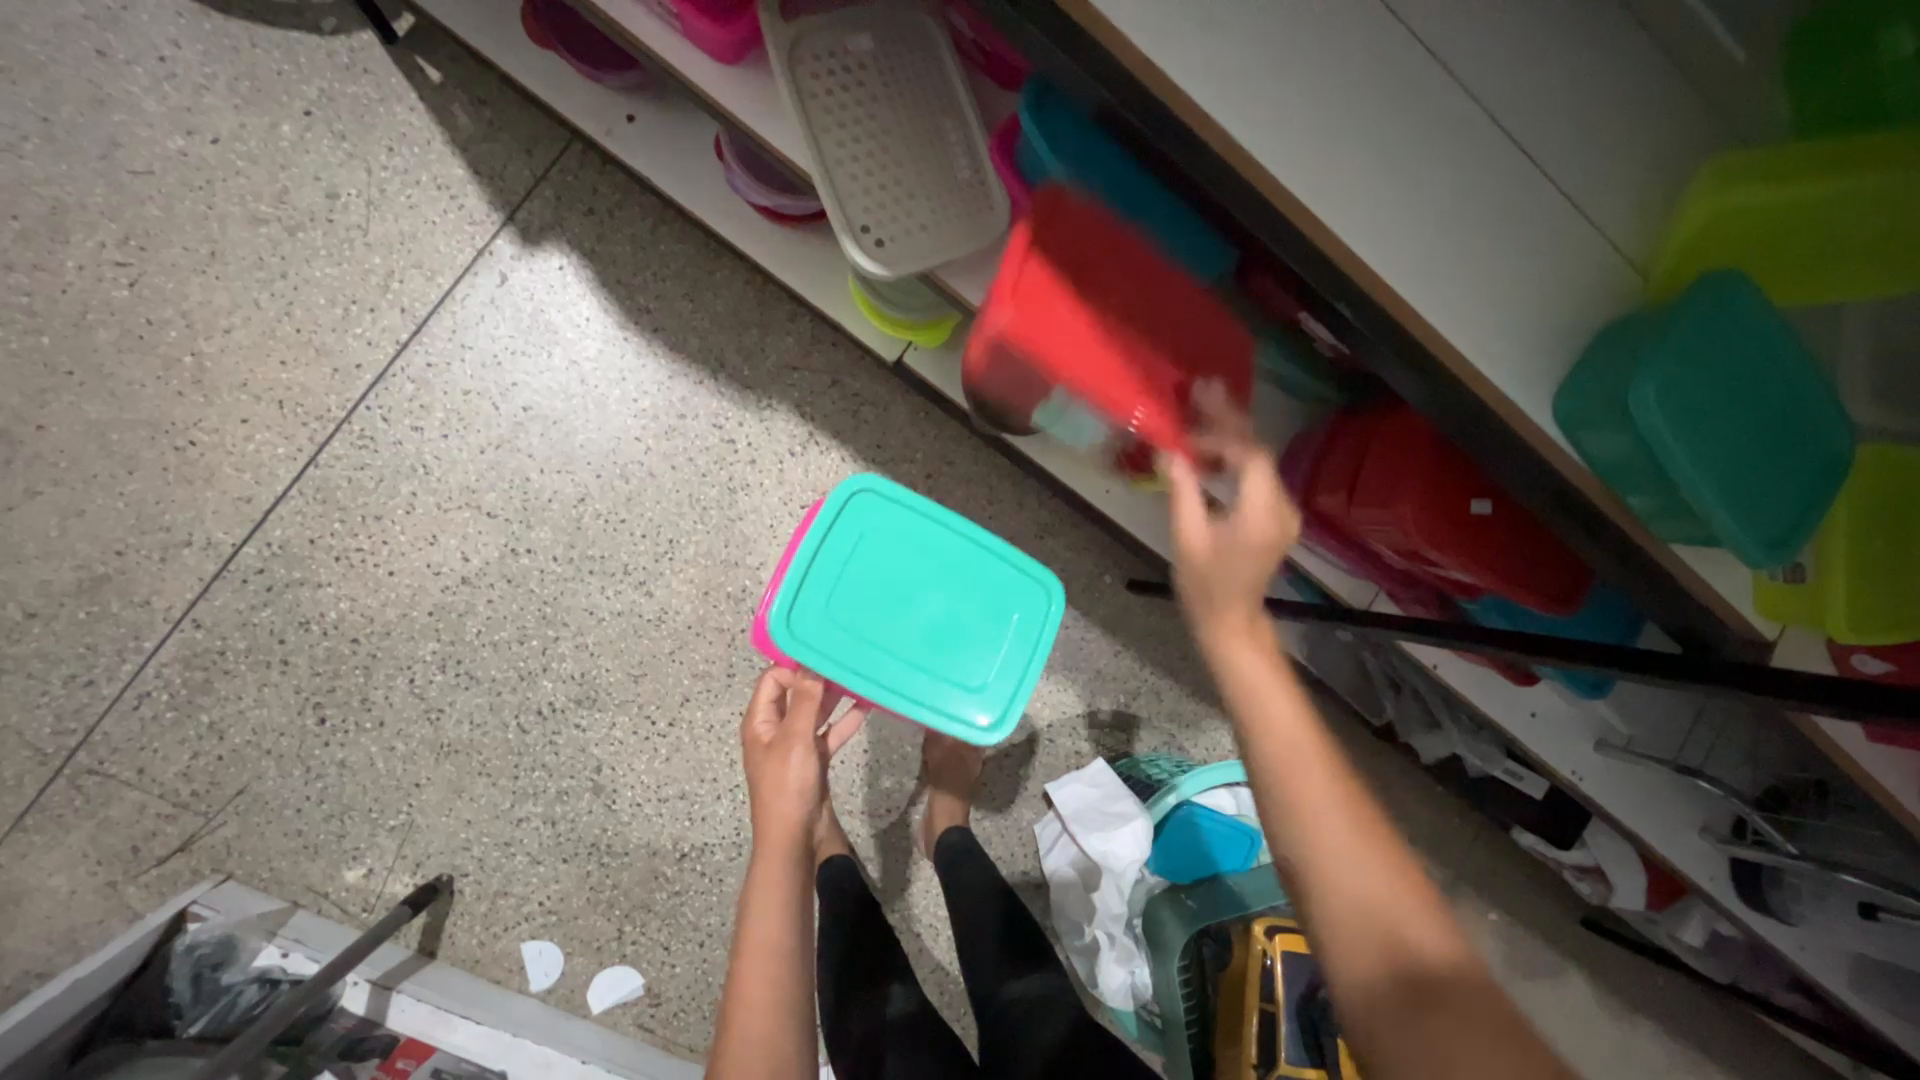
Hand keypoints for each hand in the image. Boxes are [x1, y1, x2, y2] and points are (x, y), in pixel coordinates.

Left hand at [739, 667, 868, 857]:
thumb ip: (804, 699)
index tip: (822, 652)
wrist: (795, 837)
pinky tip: (866, 707)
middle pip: (795, 693)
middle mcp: (775, 728)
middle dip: (818, 678)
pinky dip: (844, 721)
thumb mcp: (794, 738)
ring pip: (815, 711)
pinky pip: (829, 732)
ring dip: (835, 697)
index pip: (773, 679)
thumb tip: (810, 661)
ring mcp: (796, 744)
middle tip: (846, 659)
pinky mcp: (814, 758)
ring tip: (859, 676)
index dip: (794, 665)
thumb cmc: (786, 785)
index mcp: (759, 721)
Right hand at [1162, 382, 1301, 646]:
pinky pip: (1258, 476)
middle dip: (1229, 421)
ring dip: (1229, 437)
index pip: (1251, 457)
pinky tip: (1210, 450)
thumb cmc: (1203, 585)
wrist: (1230, 620)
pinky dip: (1234, 458)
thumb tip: (1169, 449)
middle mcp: (1282, 508)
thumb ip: (1182, 489)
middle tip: (1204, 388)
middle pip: (1259, 452)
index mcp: (1261, 516)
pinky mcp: (1277, 515)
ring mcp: (1284, 512)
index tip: (1189, 426)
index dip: (1222, 433)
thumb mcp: (1186, 537)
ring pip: (1258, 461)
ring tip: (1202, 410)